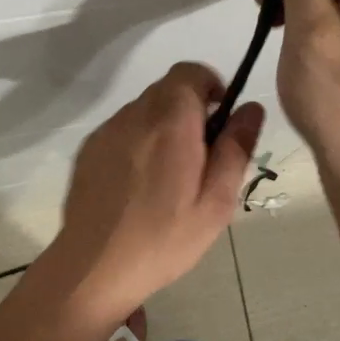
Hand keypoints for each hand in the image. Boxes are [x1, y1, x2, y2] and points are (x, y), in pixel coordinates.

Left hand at [41, 63, 264, 322]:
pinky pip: (123, 130)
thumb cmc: (164, 238)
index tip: (222, 120)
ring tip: (171, 177)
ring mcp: (107, 131)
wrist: (93, 269)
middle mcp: (135, 114)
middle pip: (168, 89)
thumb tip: (251, 107)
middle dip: (191, 110)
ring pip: (145, 110)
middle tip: (203, 158)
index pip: (191, 71)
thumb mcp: (216, 201)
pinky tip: (141, 186)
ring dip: (164, 127)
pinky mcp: (88, 150)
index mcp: (171, 120)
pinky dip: (139, 143)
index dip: (212, 86)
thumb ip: (236, 147)